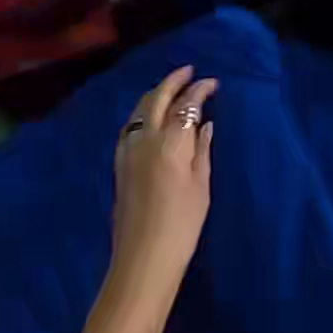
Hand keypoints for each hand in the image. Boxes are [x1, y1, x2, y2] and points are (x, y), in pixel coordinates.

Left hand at [111, 66, 215, 283]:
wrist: (142, 260)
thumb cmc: (182, 224)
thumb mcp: (201, 184)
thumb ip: (202, 149)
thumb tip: (205, 124)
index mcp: (171, 142)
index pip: (186, 104)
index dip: (200, 89)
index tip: (213, 83)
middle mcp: (146, 139)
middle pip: (158, 98)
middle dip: (174, 81)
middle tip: (189, 71)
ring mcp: (128, 150)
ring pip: (141, 109)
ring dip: (157, 93)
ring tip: (171, 89)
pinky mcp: (119, 164)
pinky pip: (132, 125)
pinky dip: (144, 111)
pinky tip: (151, 116)